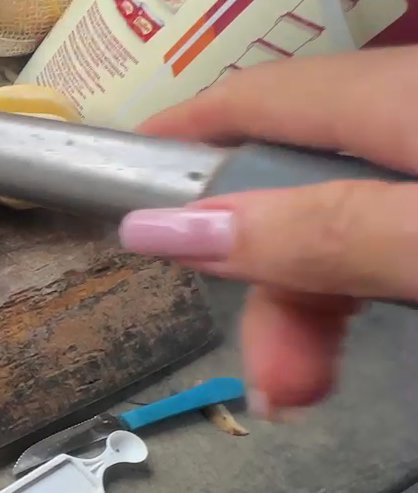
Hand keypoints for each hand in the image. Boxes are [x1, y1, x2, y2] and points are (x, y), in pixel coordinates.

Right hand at [120, 46, 417, 413]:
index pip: (247, 102)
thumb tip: (152, 230)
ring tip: (300, 391)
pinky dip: (376, 291)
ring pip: (356, 223)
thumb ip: (319, 234)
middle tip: (257, 369)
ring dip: (313, 307)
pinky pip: (406, 237)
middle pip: (296, 185)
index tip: (105, 194)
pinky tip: (346, 351)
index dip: (165, 143)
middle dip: (258, 275)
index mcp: (403, 101)